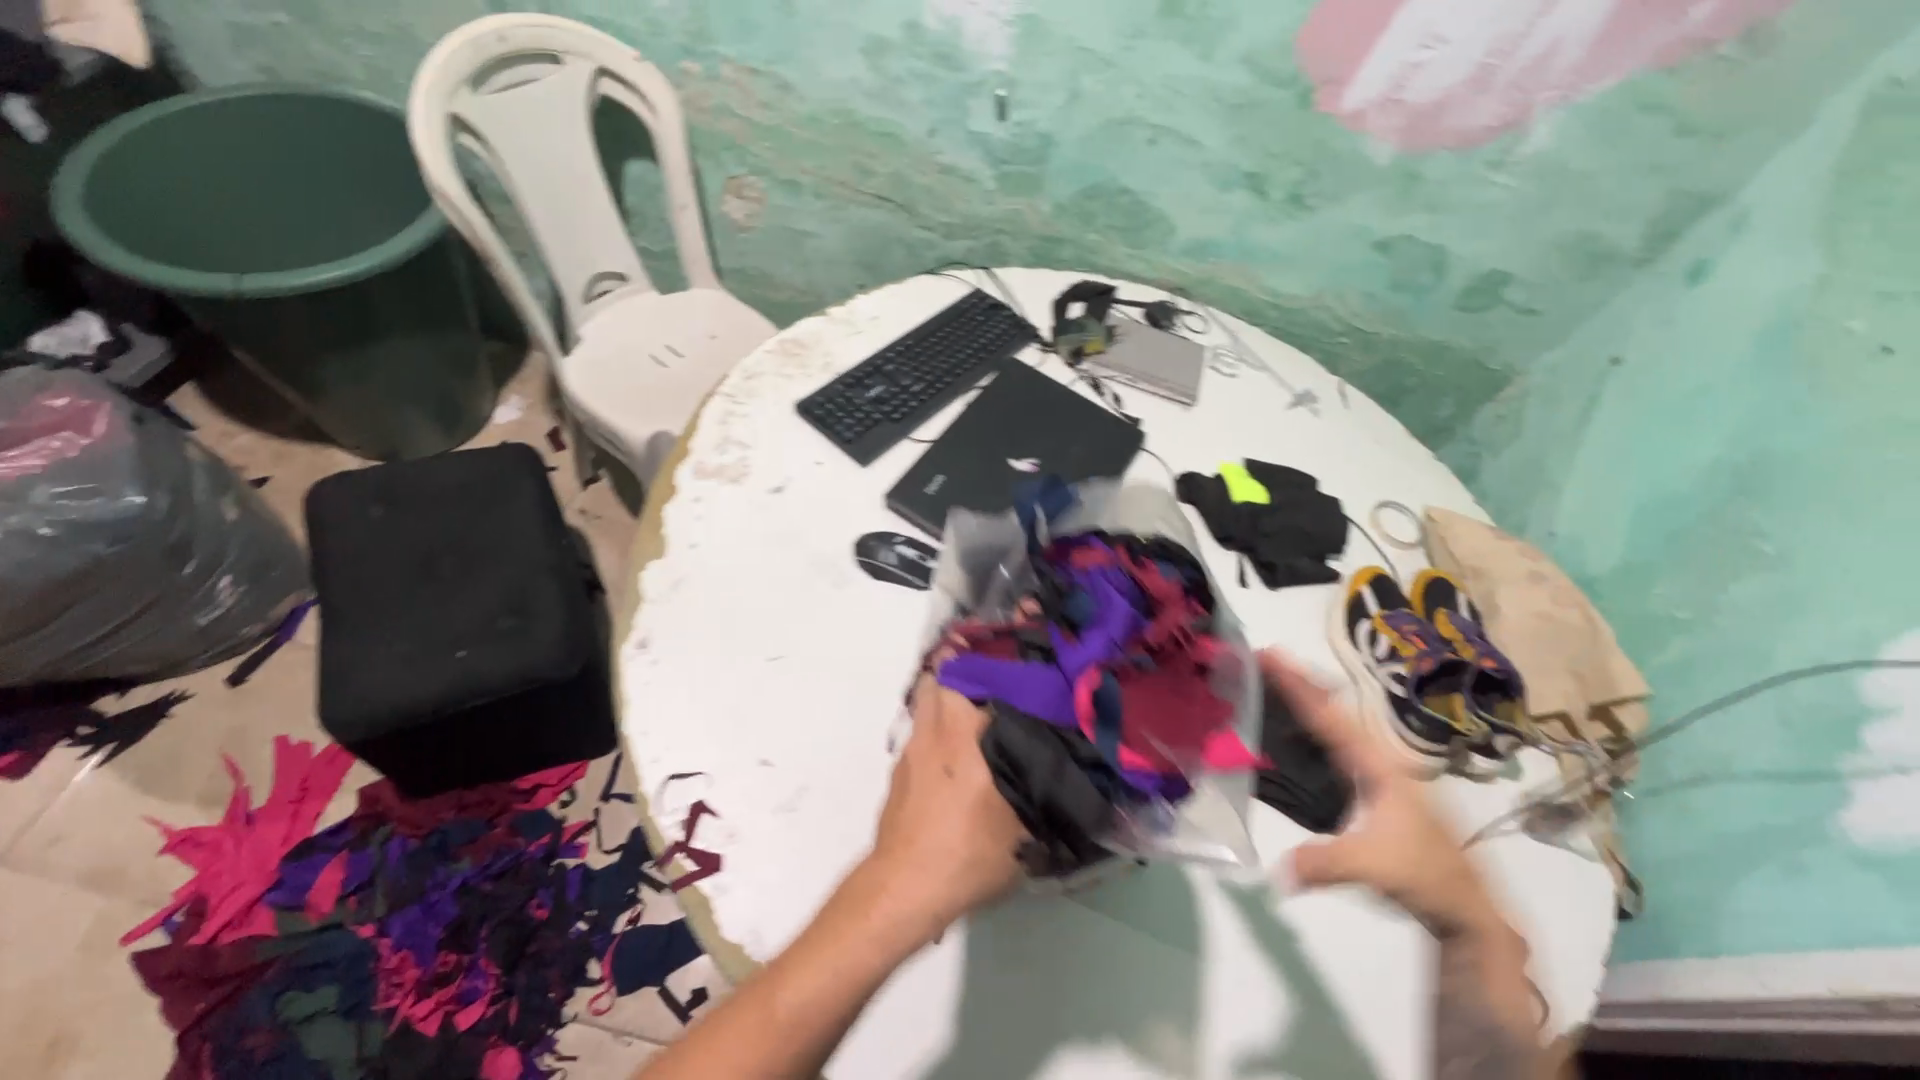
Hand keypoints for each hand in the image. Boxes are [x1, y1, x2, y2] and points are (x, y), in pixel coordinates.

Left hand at [863, 676, 1028, 934]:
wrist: (905, 889)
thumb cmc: (967, 850)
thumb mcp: (1022, 826)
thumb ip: (1042, 790)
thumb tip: (1066, 771)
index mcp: (961, 730)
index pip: (973, 674)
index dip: (996, 666)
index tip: (1019, 670)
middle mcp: (930, 731)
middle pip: (940, 681)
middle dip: (966, 680)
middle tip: (999, 696)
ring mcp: (908, 754)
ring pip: (927, 711)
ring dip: (949, 712)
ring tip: (981, 730)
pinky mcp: (897, 778)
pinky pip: (921, 741)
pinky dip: (937, 742)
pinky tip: (959, 769)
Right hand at [1263, 651, 1509, 941]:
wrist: (1468, 909)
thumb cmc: (1427, 878)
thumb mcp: (1375, 869)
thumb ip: (1326, 863)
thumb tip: (1278, 868)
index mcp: (1381, 767)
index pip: (1332, 717)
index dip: (1300, 685)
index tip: (1272, 656)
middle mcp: (1382, 762)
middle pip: (1336, 710)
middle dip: (1302, 682)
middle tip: (1266, 658)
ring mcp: (1383, 776)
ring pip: (1339, 725)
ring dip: (1310, 701)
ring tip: (1278, 680)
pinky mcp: (1378, 792)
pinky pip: (1338, 745)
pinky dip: (1316, 727)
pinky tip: (1303, 730)